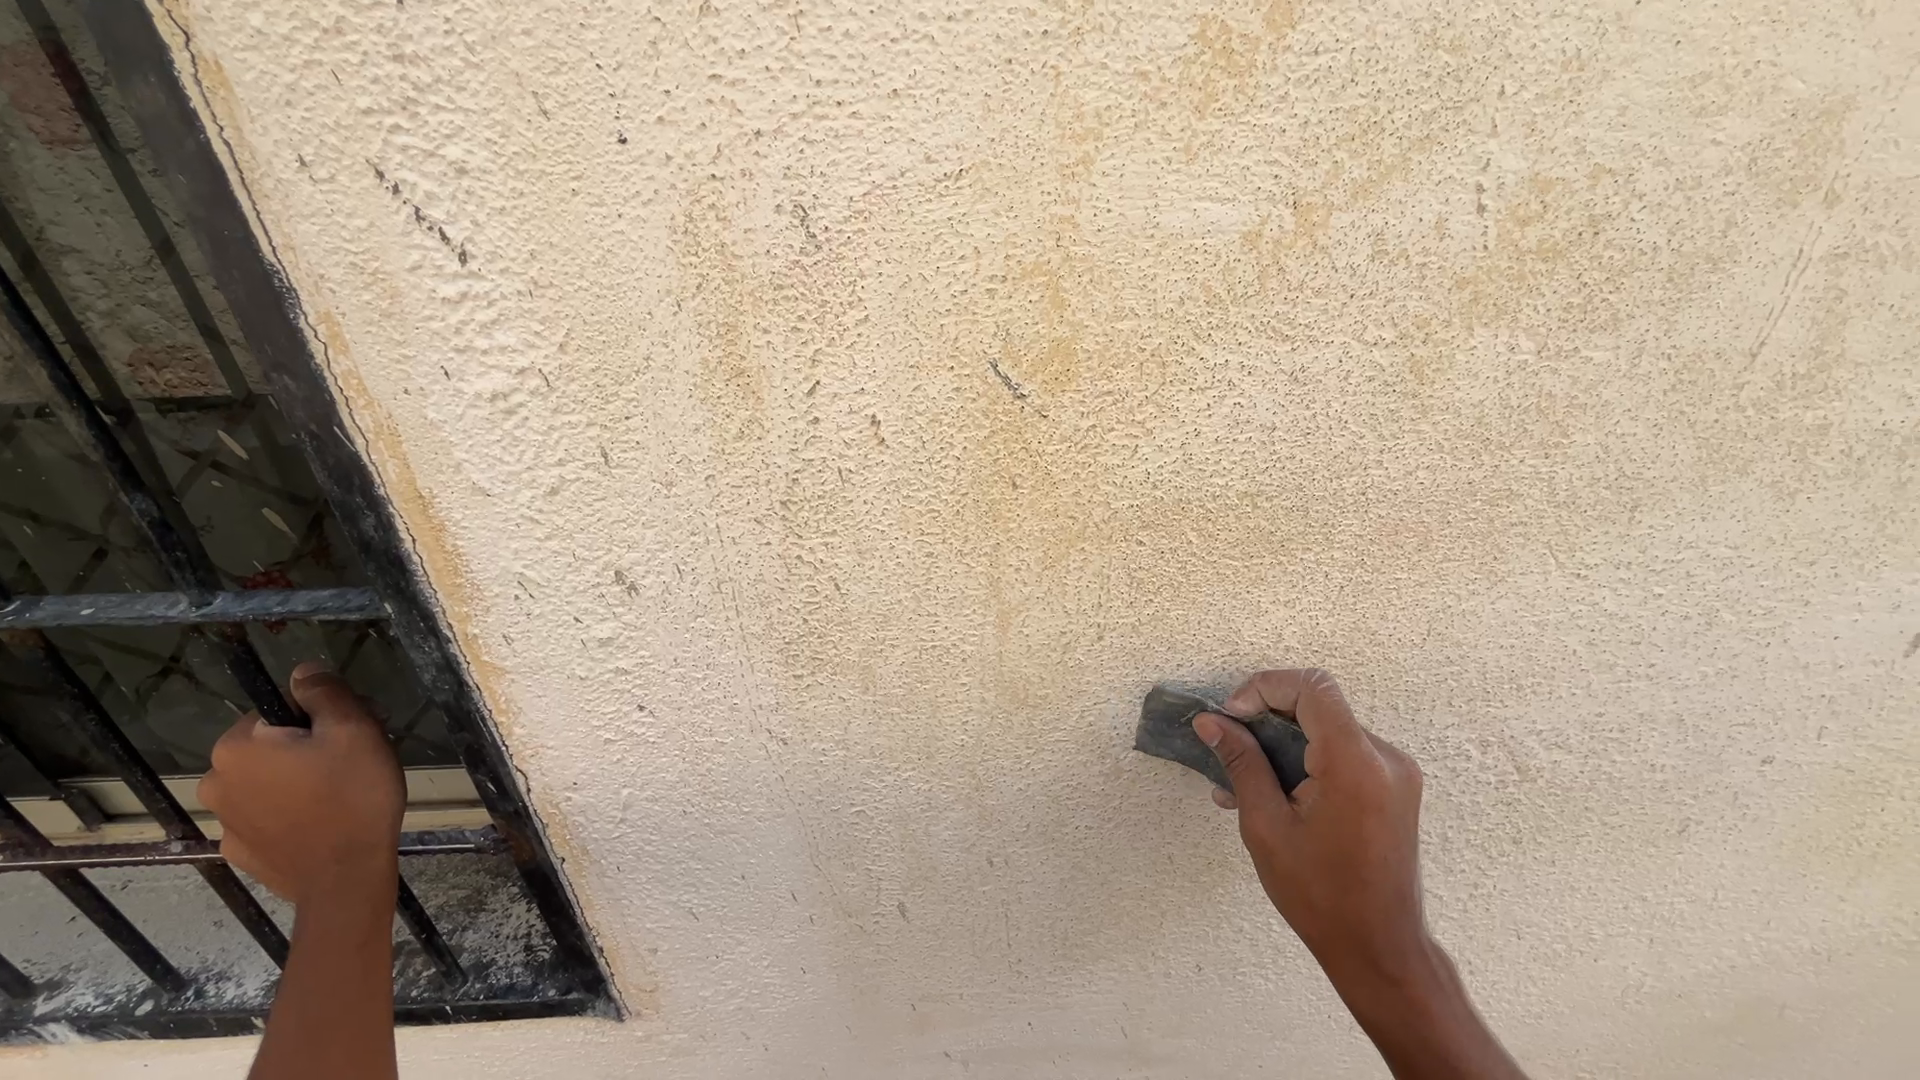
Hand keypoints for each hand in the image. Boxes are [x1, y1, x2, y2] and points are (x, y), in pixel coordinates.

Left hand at [197, 662, 403, 906]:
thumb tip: (301, 671)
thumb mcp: (355, 729)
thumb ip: (325, 693)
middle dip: (308, 749)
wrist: (345, 876)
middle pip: (270, 747)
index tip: (353, 735)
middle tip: (354, 763)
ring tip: (342, 796)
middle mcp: (216, 781)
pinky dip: (291, 814)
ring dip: (298, 781)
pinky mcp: (241, 851)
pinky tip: (321, 824)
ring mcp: (225, 821)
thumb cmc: (353, 794)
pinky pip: (267, 817)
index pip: (279, 711)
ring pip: (267, 782)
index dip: (320, 718)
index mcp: (238, 746)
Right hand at [1194, 669, 1527, 1079]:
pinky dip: (1303, 760)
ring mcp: (1394, 772)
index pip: (1311, 688)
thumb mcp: (1266, 825)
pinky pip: (1341, 753)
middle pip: (1318, 705)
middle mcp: (1384, 758)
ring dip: (1280, 742)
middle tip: (1227, 745)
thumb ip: (1241, 763)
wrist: (1380, 948)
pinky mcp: (1393, 788)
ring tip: (1238, 780)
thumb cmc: (1319, 894)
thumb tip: (1210, 722)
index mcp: (1355, 762)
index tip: (1231, 718)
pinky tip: (1270, 792)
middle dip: (1265, 717)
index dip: (1264, 688)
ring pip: (1326, 728)